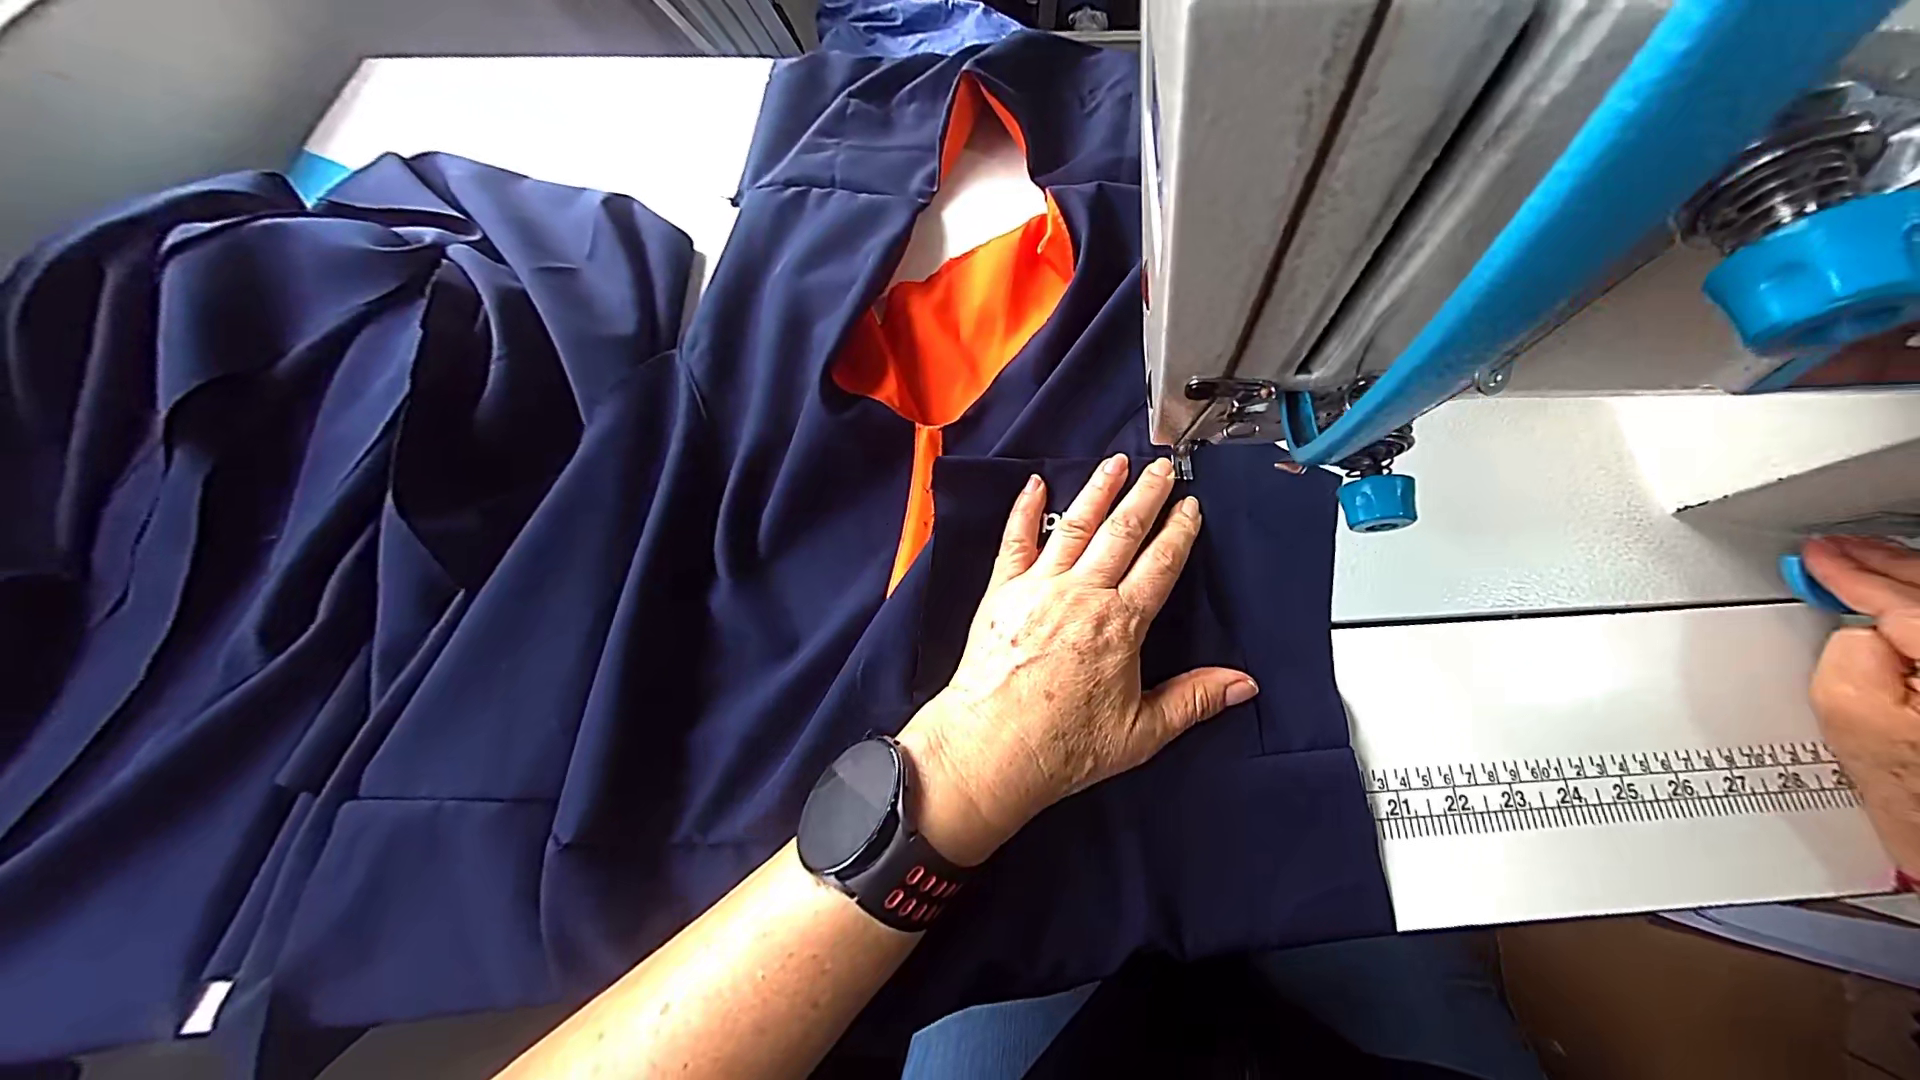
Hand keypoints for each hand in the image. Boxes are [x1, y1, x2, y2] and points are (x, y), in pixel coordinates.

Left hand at [895, 454, 1258, 866]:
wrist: (992, 746)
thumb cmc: (1059, 743)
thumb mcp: (1140, 731)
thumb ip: (1193, 700)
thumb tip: (1240, 685)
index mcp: (1120, 623)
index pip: (1160, 563)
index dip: (1179, 531)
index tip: (1189, 509)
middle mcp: (1082, 595)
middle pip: (1123, 532)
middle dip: (1146, 496)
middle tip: (1162, 470)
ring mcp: (1040, 587)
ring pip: (1076, 525)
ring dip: (1099, 490)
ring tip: (1115, 464)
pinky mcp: (1003, 591)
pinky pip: (1016, 539)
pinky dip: (1026, 510)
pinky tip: (1036, 486)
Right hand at [1803, 536, 1919, 874]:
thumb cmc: (1912, 791)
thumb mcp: (1853, 719)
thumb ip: (1848, 658)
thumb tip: (1854, 630)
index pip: (1910, 605)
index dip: (1855, 575)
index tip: (1818, 554)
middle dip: (1889, 567)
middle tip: (1840, 547)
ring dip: (1912, 580)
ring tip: (1870, 560)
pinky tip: (1906, 599)